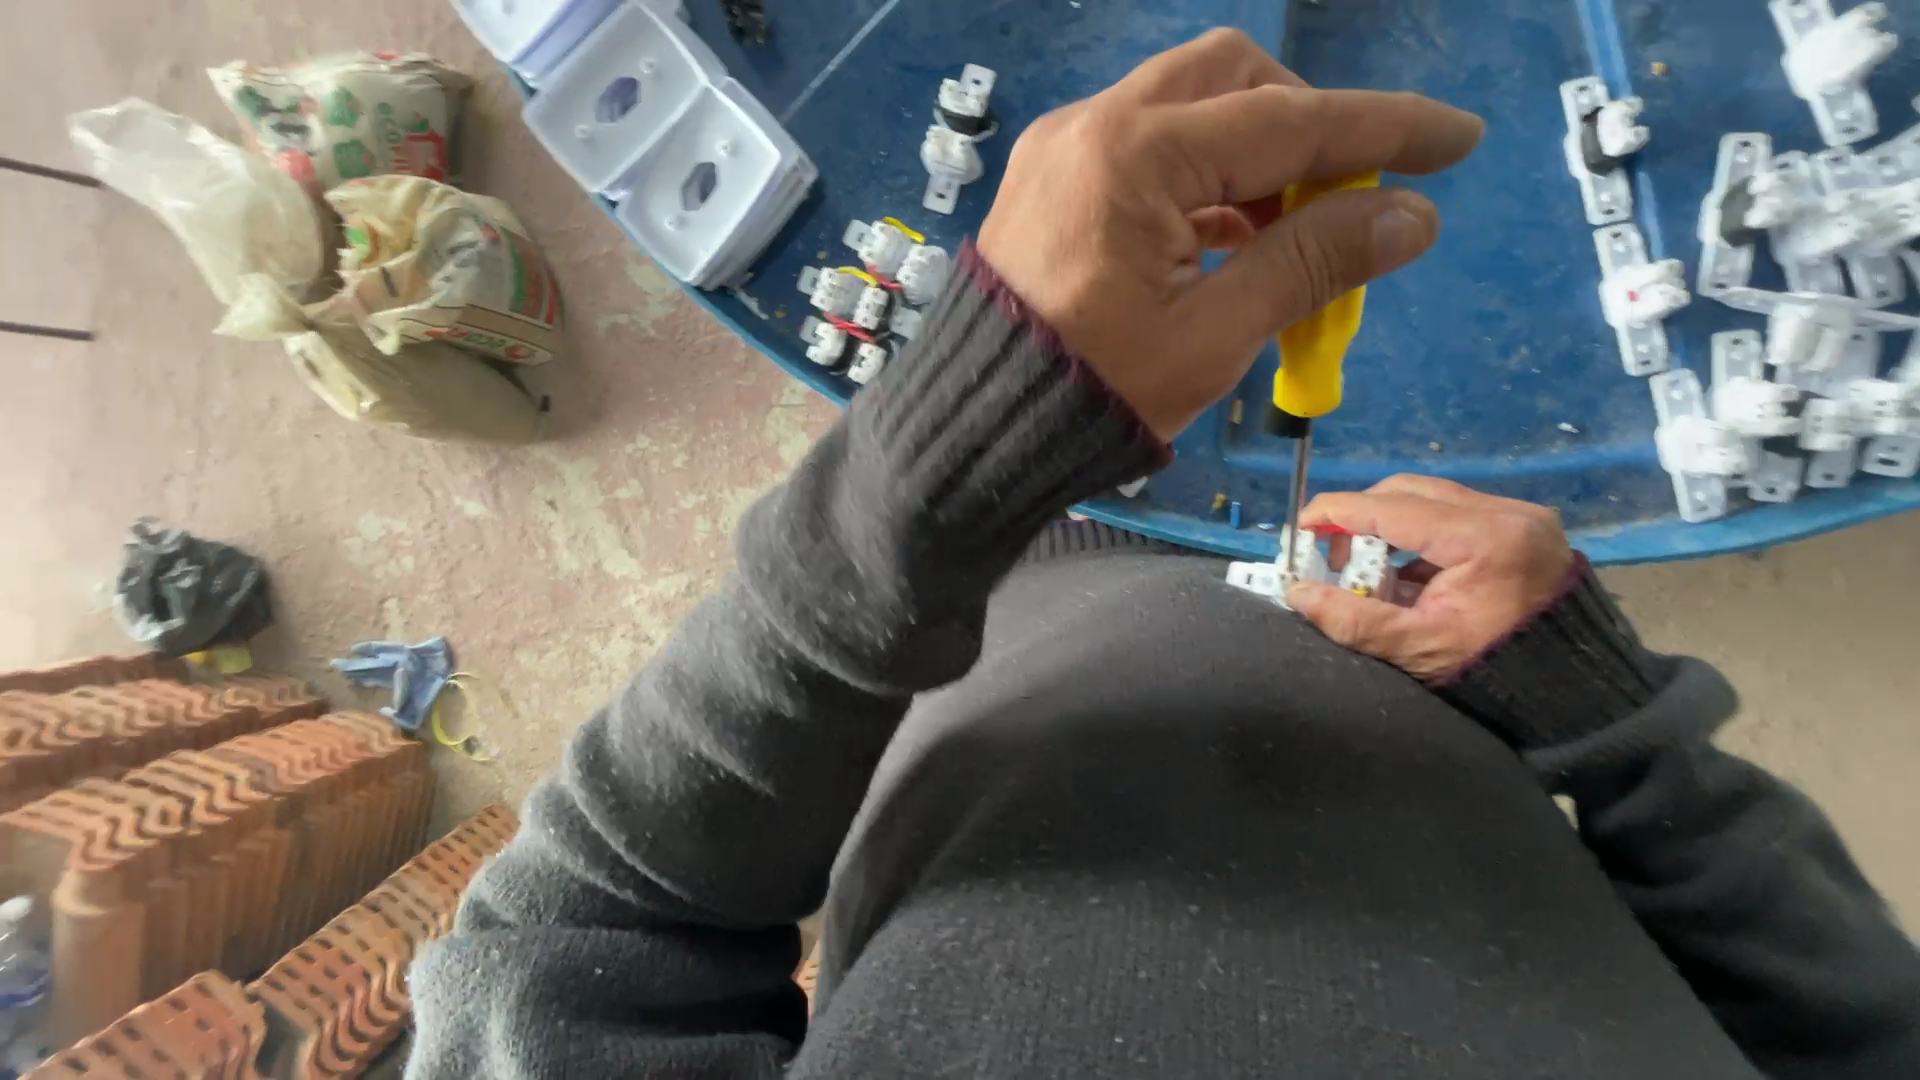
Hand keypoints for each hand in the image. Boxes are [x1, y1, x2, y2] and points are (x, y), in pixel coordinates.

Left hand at [976, 29, 1483, 439]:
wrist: (979, 430)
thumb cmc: (1093, 395)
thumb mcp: (1212, 337)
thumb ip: (1309, 264)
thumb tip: (1409, 216)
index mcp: (1132, 158)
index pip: (1285, 121)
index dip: (1382, 130)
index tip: (1455, 140)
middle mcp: (1090, 128)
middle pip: (1230, 80)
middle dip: (1303, 125)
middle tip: (1343, 195)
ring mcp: (1060, 151)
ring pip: (1183, 110)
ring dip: (1249, 156)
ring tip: (1287, 232)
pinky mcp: (1046, 182)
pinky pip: (1139, 153)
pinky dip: (1195, 181)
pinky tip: (1224, 235)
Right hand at [1287, 475, 1576, 679]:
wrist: (1576, 688)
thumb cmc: (1493, 667)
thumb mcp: (1415, 646)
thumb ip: (1352, 618)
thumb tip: (1296, 592)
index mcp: (1483, 538)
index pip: (1390, 507)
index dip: (1336, 512)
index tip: (1299, 527)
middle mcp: (1504, 511)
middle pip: (1406, 491)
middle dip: (1358, 515)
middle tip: (1331, 552)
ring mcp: (1517, 514)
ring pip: (1428, 495)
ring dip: (1384, 521)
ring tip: (1365, 561)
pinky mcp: (1520, 524)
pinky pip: (1451, 510)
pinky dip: (1414, 531)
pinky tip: (1402, 566)